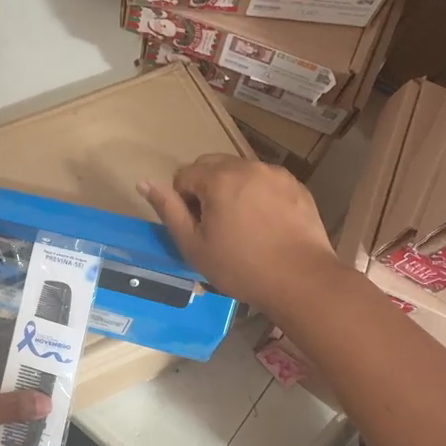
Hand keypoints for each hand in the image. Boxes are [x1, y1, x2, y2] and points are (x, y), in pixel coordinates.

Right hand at [140, 155, 339, 314]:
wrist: (301, 280)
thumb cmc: (240, 267)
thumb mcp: (194, 245)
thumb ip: (168, 210)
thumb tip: (144, 182)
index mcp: (218, 178)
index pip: (184, 175)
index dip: (183, 201)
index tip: (197, 228)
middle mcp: (246, 166)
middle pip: (211, 165)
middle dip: (206, 188)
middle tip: (215, 225)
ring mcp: (275, 174)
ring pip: (239, 171)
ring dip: (232, 189)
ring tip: (243, 225)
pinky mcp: (296, 185)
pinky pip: (265, 181)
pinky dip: (258, 194)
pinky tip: (266, 224)